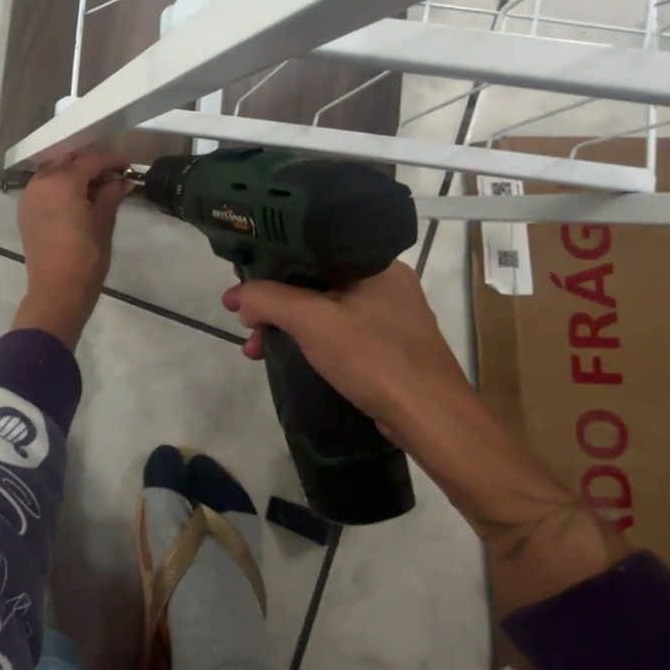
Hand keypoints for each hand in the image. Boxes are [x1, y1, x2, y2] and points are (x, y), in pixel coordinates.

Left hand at [12, 151, 132, 347]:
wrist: (57, 289)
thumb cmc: (85, 257)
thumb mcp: (103, 223)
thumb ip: (110, 195)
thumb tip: (121, 181)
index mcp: (61, 182)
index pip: (89, 162)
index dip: (110, 162)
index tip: (127, 165)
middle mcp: (40, 183)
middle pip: (66, 161)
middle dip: (88, 163)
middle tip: (110, 174)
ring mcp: (28, 196)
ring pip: (51, 171)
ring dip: (71, 173)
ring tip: (94, 186)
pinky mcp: (24, 210)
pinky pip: (42, 187)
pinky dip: (58, 185)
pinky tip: (75, 197)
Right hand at [222, 261, 469, 442]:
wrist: (431, 420)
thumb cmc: (374, 358)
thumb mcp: (311, 320)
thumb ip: (268, 299)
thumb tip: (238, 299)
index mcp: (374, 264)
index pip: (308, 249)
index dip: (267, 263)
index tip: (238, 281)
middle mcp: (384, 284)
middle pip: (310, 280)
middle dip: (270, 301)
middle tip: (242, 319)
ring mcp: (388, 317)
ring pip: (320, 308)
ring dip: (283, 324)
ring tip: (254, 347)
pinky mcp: (386, 347)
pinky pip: (334, 331)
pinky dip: (306, 340)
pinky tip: (284, 355)